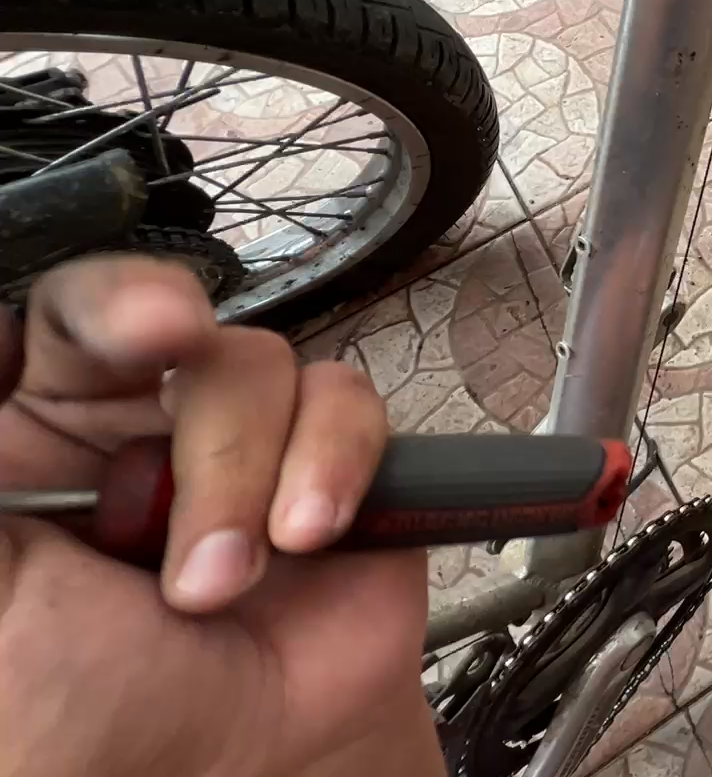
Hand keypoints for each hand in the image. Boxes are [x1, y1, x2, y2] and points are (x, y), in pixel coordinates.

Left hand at [0, 256, 442, 776]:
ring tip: (228, 577)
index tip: (128, 327)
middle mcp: (135, 430)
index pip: (46, 329)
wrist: (238, 757)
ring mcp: (249, 440)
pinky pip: (353, 407)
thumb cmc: (64, 712)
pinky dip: (338, 465)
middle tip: (171, 347)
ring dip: (250, 471)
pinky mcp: (342, 456)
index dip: (94, 306)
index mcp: (20, 450)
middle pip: (164, 322)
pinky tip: (315, 533)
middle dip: (164, 333)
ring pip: (265, 368)